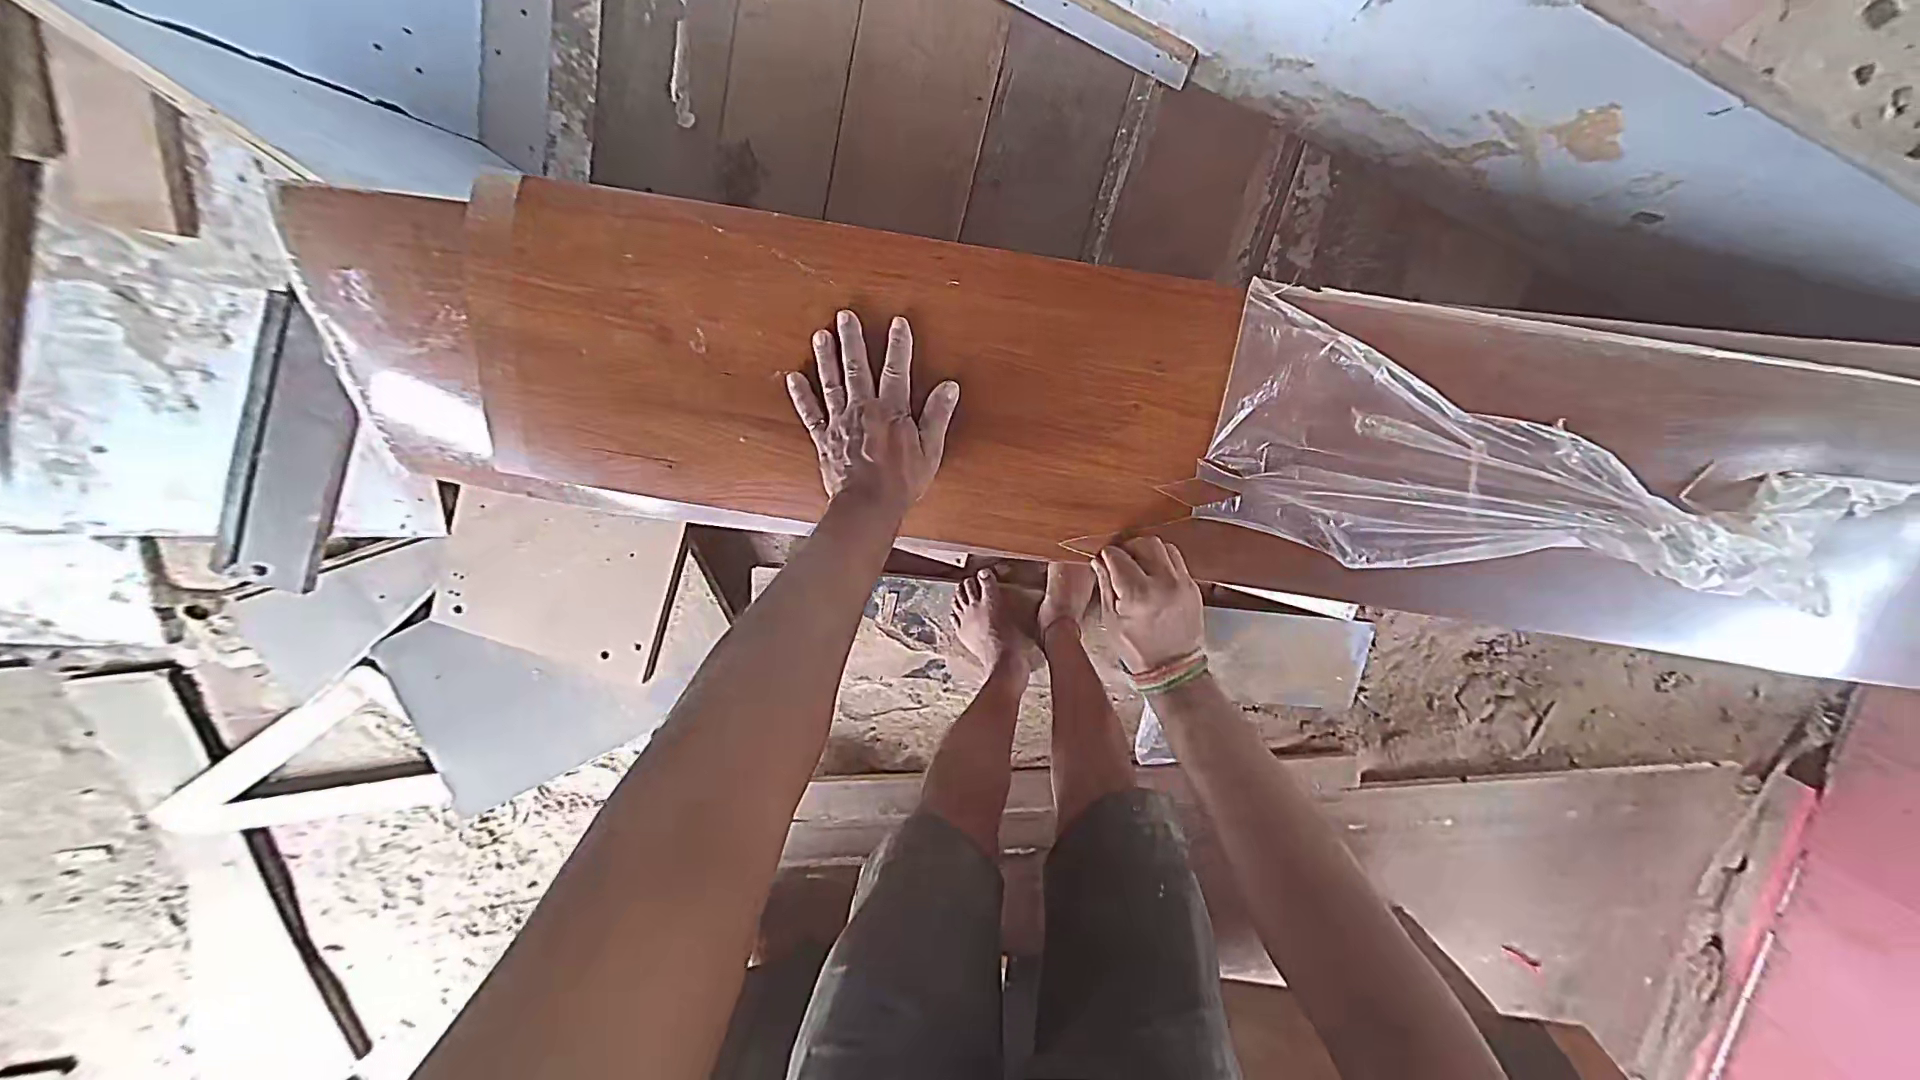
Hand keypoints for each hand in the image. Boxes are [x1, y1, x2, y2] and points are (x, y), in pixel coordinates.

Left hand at [787, 311, 959, 516]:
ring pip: (832, 384)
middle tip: (845, 316)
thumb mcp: (929, 451)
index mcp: (891, 412)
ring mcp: (840, 424)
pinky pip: (811, 414)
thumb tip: (949, 387)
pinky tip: (793, 377)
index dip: (899, 346)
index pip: (897, 371)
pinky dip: (801, 396)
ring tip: (821, 335)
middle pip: (857, 369)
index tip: (898, 322)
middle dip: (853, 341)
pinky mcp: (824, 440)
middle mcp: (863, 410)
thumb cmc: (900, 482)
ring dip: (826, 358)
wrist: (868, 506)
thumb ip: (937, 416)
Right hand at [1090, 538, 1204, 671]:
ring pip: (1163, 546)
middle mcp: (1164, 584)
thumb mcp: (1111, 619)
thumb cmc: (1138, 649)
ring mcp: (1182, 584)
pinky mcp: (1193, 586)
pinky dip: (1162, 561)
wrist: (1173, 668)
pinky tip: (1152, 575)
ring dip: (1147, 551)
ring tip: (1137, 566)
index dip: (1106, 556)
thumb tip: (1098, 561)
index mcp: (1139, 594)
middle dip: (1127, 548)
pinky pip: (1177, 560)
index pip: (1117, 556)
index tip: (1102, 561)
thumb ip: (1105, 585)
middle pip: (1143, 543)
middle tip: (1119, 561)